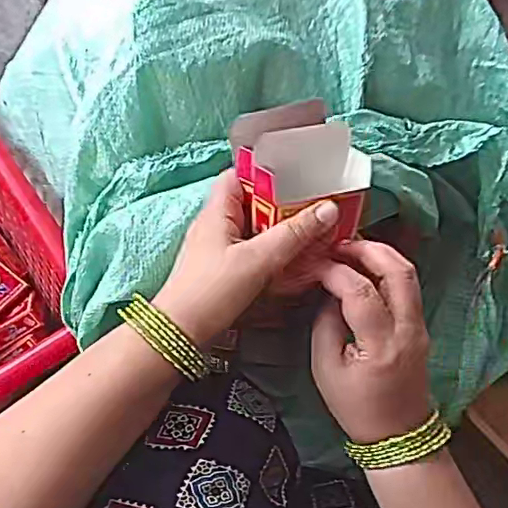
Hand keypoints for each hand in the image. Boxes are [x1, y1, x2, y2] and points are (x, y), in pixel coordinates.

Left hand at [154, 170, 339, 343]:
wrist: (180, 334)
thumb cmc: (208, 293)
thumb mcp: (257, 259)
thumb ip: (294, 234)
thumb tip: (326, 210)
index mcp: (216, 212)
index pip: (239, 175)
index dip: (267, 172)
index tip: (297, 176)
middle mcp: (216, 227)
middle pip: (254, 204)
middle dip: (284, 207)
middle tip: (313, 211)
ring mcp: (219, 250)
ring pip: (256, 231)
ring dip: (281, 234)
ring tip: (309, 236)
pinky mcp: (224, 272)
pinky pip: (252, 254)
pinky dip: (272, 255)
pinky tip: (290, 264)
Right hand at [310, 240, 433, 444]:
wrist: (397, 434)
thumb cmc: (356, 407)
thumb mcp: (325, 369)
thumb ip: (326, 324)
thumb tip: (329, 291)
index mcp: (381, 346)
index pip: (360, 292)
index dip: (334, 272)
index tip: (314, 266)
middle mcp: (408, 330)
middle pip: (398, 271)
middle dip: (368, 249)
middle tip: (339, 245)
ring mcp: (420, 327)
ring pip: (408, 274)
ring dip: (380, 256)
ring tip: (351, 251)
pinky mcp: (420, 327)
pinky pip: (408, 288)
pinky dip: (386, 270)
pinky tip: (364, 270)